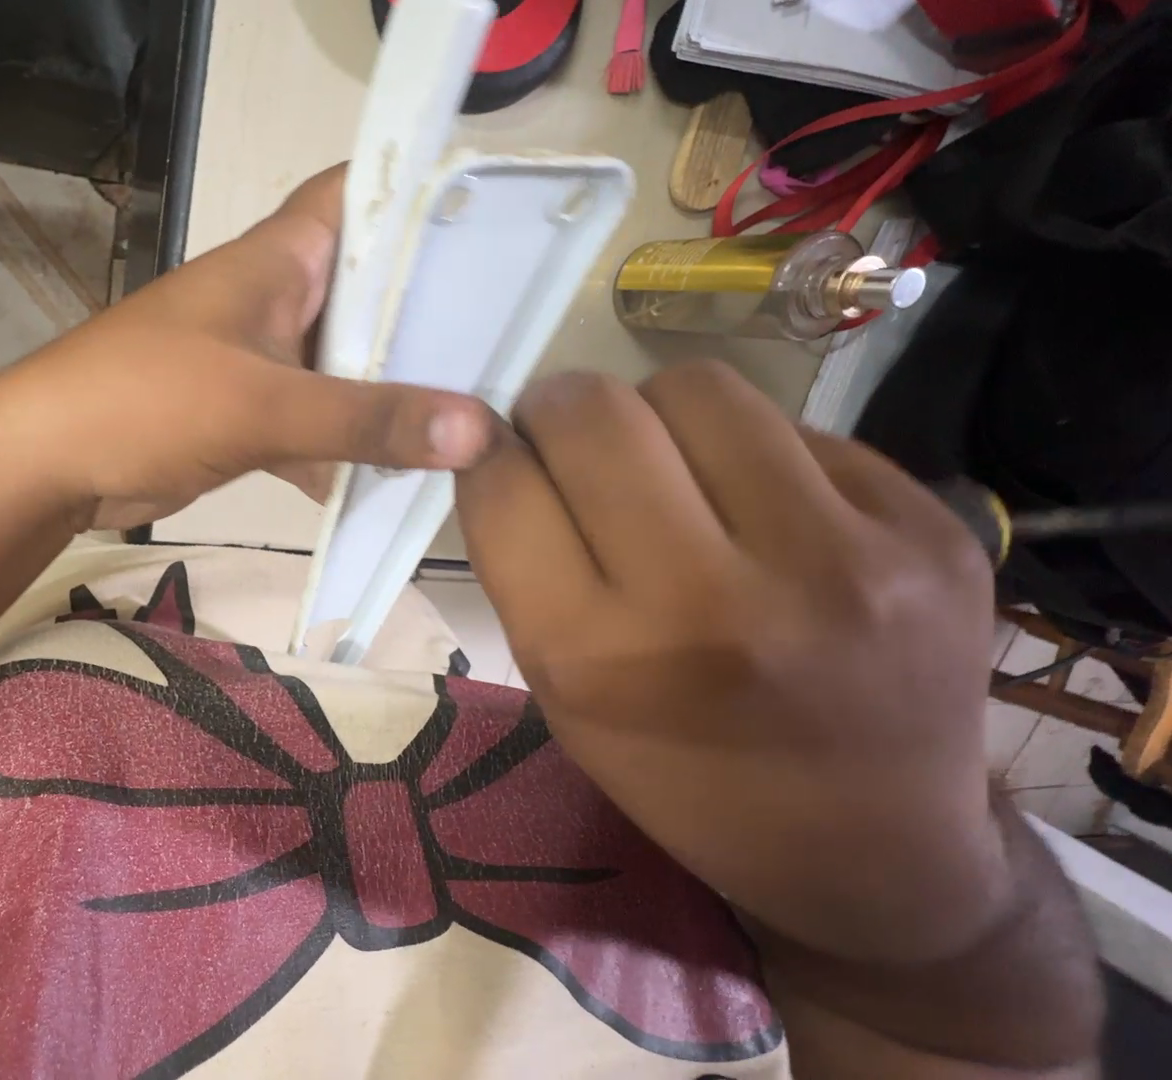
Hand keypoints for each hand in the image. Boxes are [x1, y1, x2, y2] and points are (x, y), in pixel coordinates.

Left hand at [0, 168, 495, 528]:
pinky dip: (348, 447)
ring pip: (346, 365)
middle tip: (511, 352)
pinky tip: (397, 480)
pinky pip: (316, 422)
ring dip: (394, 394)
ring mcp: (260, 359)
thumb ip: (367, 418)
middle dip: (432, 319)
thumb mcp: (263, 405)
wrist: (47, 463)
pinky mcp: (246, 415)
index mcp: (280, 259)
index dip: (427, 202)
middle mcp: (277, 298)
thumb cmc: (145, 401)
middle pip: (371, 292)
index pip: (365, 195)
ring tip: (476, 418)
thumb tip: (479, 430)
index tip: (501, 237)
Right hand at [457, 361, 1008, 964]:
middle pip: (592, 414)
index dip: (486, 456)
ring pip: (694, 387)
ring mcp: (839, 559)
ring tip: (668, 465)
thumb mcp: (561, 693)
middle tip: (568, 441)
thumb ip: (525, 567)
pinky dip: (747, 451)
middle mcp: (711, 603)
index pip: (503, 487)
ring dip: (652, 413)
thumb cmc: (677, 772)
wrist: (868, 845)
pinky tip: (761, 509)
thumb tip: (508, 442)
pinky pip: (791, 426)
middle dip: (556, 410)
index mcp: (597, 659)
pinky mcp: (928, 529)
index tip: (501, 459)